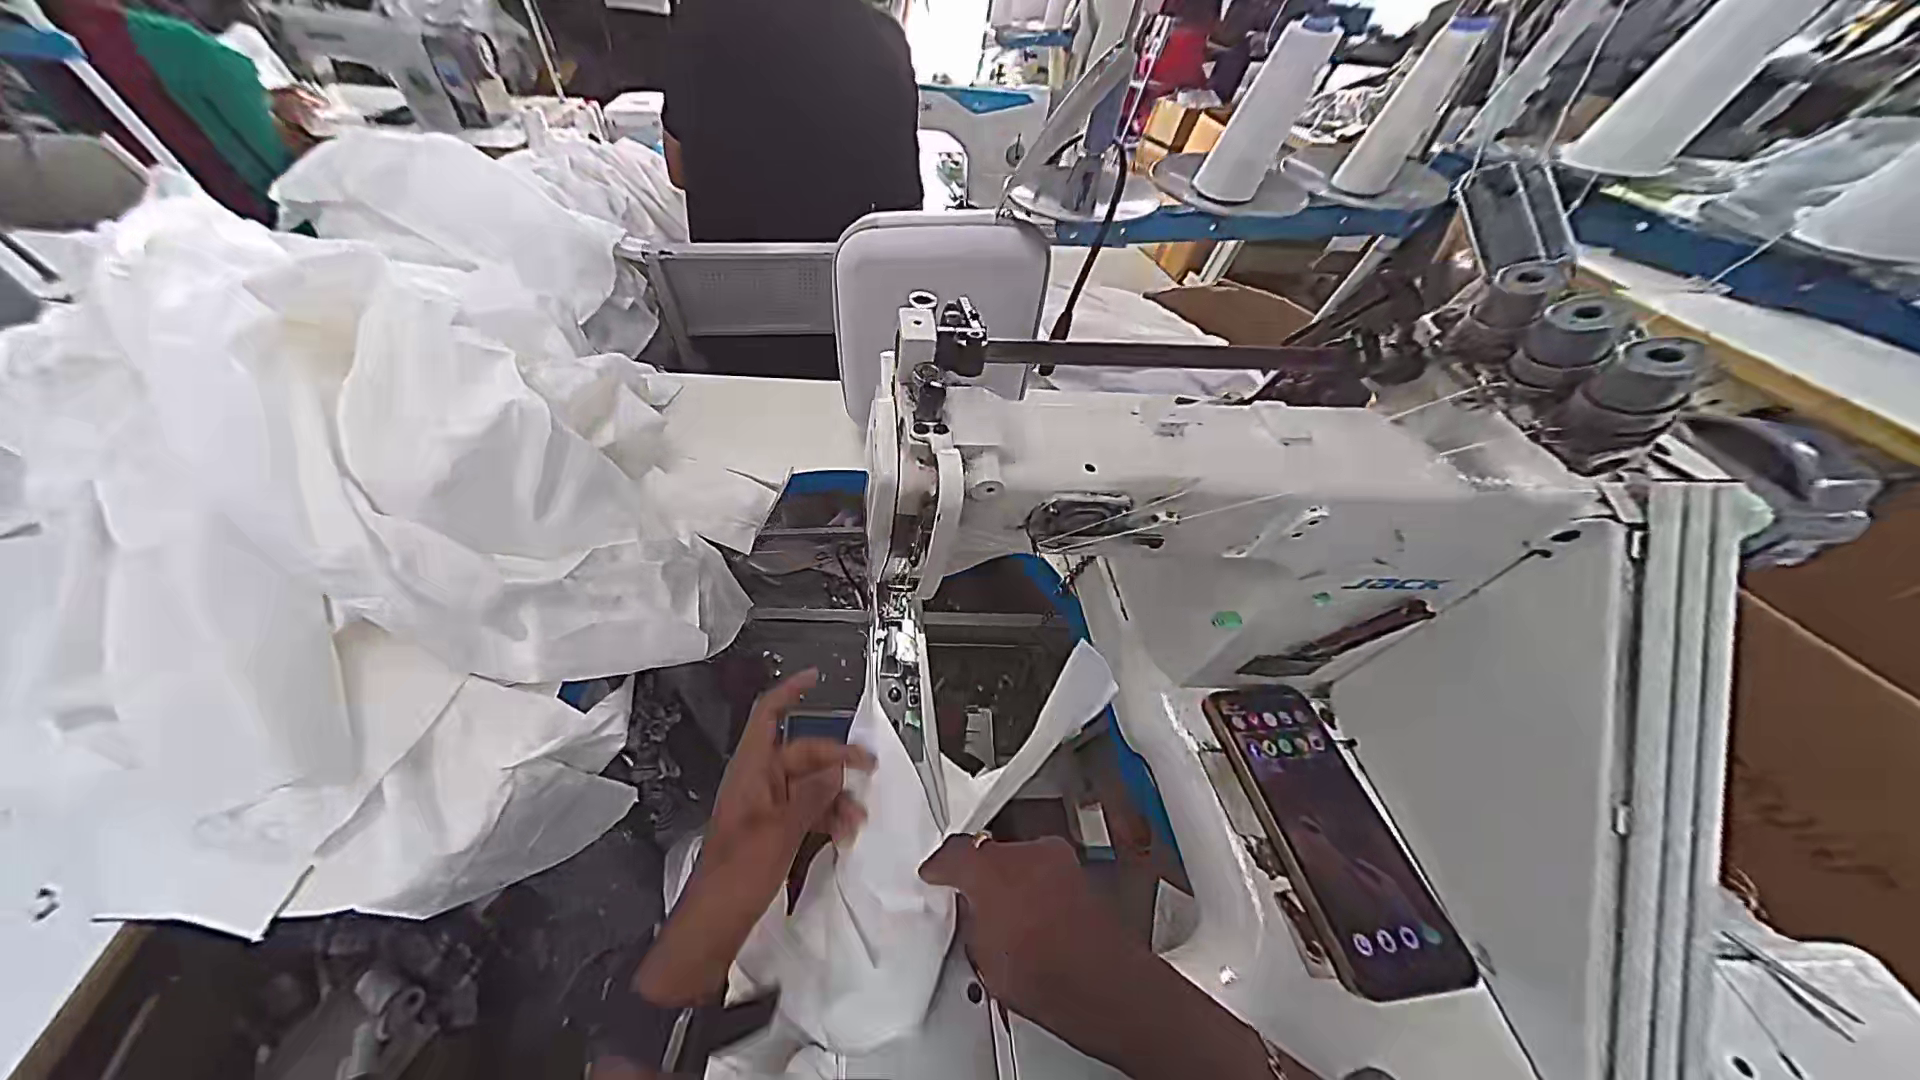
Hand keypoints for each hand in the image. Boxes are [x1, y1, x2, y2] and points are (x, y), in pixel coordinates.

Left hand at [706, 669, 871, 865]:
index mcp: (752, 770)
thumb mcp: (782, 830)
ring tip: (857, 816)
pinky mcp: (776, 826)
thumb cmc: (736, 875)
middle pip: (804, 753)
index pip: (769, 715)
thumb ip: (814, 793)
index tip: (814, 678)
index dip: (790, 691)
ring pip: (811, 783)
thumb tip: (838, 768)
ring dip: (837, 795)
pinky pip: (809, 807)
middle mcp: (760, 780)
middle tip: (868, 765)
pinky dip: (828, 815)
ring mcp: (768, 804)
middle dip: (837, 761)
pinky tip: (844, 830)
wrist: (715, 923)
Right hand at [920, 836, 1144, 1020]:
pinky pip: (1043, 865)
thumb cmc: (1047, 977)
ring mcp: (1051, 855)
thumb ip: (970, 918)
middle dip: (980, 873)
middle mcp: (1020, 852)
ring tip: (1014, 915)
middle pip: (987, 851)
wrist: (1099, 985)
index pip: (953, 852)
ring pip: (1017, 856)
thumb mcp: (982, 955)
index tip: (937, 873)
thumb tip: (972, 913)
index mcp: (986, 870)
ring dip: (1011, 876)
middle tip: (976, 903)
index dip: (941, 866)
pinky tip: (1038, 913)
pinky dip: (1036, 881)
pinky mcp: (1074, 865)